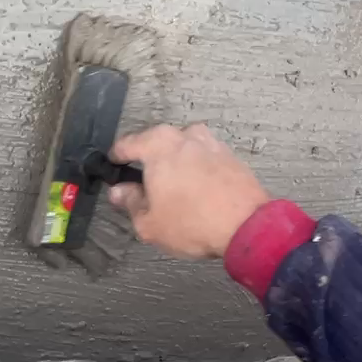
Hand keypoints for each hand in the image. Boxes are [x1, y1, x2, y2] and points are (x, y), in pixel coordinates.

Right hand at [106, 124, 270, 258]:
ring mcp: (210, 142)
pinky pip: (203, 157)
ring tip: (172, 188)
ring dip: (174, 163)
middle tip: (142, 183)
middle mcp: (184, 135)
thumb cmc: (195, 222)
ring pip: (182, 148)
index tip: (113, 166)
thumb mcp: (149, 222)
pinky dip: (196, 169)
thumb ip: (130, 202)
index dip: (116, 157)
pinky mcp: (229, 155)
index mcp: (158, 144)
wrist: (248, 226)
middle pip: (156, 142)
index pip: (127, 144)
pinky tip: (195, 189)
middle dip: (147, 160)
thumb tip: (120, 192)